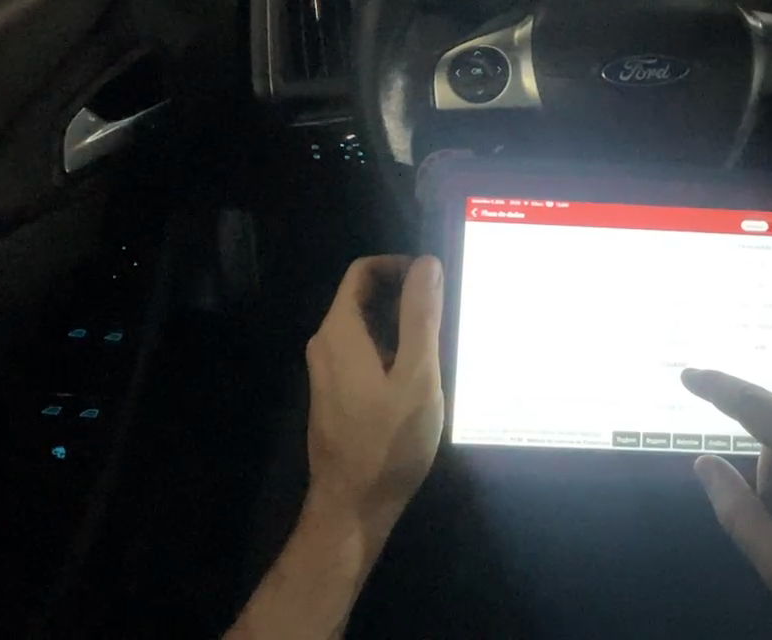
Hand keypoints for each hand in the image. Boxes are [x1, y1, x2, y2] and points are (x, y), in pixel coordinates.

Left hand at [302, 255, 444, 545]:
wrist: (352, 509)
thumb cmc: (387, 441)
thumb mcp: (417, 375)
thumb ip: (421, 316)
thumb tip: (427, 263)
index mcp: (340, 331)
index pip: (363, 271)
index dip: (399, 265)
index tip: (434, 280)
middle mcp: (326, 343)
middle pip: (363, 295)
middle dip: (404, 293)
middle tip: (445, 312)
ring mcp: (327, 369)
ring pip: (365, 323)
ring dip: (400, 321)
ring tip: (438, 342)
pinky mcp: (335, 391)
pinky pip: (362, 349)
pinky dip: (390, 345)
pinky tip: (418, 373)